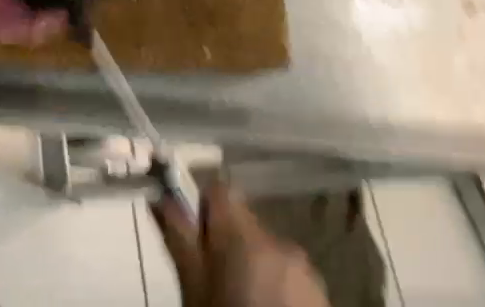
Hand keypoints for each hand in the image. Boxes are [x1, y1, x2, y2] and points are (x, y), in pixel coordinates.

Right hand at [153, 183, 329, 306]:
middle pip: (243, 222)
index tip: (191, 231)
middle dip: (225, 240)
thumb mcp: (192, 286)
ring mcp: (308, 272)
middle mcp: (281, 244)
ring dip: (251, 263)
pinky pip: (289, 274)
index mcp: (245, 236)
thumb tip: (161, 196)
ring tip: (239, 299)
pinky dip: (274, 285)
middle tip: (210, 275)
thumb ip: (177, 236)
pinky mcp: (323, 296)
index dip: (200, 204)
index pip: (219, 189)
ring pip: (266, 249)